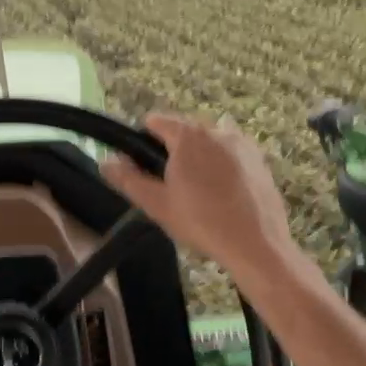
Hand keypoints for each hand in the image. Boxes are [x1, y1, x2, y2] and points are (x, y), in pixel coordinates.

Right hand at [101, 113, 299, 285]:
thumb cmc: (201, 222)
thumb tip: (105, 161)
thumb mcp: (157, 204)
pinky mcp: (260, 159)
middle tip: (172, 187)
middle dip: (174, 150)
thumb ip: (128, 179)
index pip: (155, 121)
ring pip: (209, 141)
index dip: (143, 142)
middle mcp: (216, 129)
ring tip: (199, 193)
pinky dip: (222, 165)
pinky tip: (223, 195)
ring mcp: (242, 143)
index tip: (146, 169)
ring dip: (199, 157)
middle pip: (184, 130)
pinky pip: (231, 153)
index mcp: (188, 135)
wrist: (256, 244)